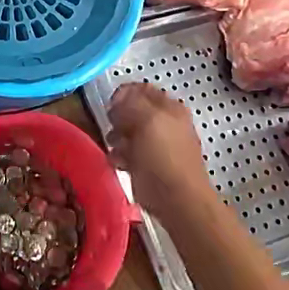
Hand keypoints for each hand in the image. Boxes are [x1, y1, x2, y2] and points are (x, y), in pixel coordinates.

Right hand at [106, 82, 214, 215]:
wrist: (177, 200)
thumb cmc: (164, 158)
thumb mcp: (148, 121)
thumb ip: (132, 103)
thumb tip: (119, 97)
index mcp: (169, 108)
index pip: (142, 90)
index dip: (124, 94)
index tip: (111, 106)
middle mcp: (164, 123)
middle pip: (132, 111)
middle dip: (118, 119)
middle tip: (114, 129)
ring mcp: (156, 145)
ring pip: (127, 133)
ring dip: (117, 139)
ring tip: (116, 148)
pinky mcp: (147, 165)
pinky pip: (128, 153)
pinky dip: (121, 157)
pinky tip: (119, 163)